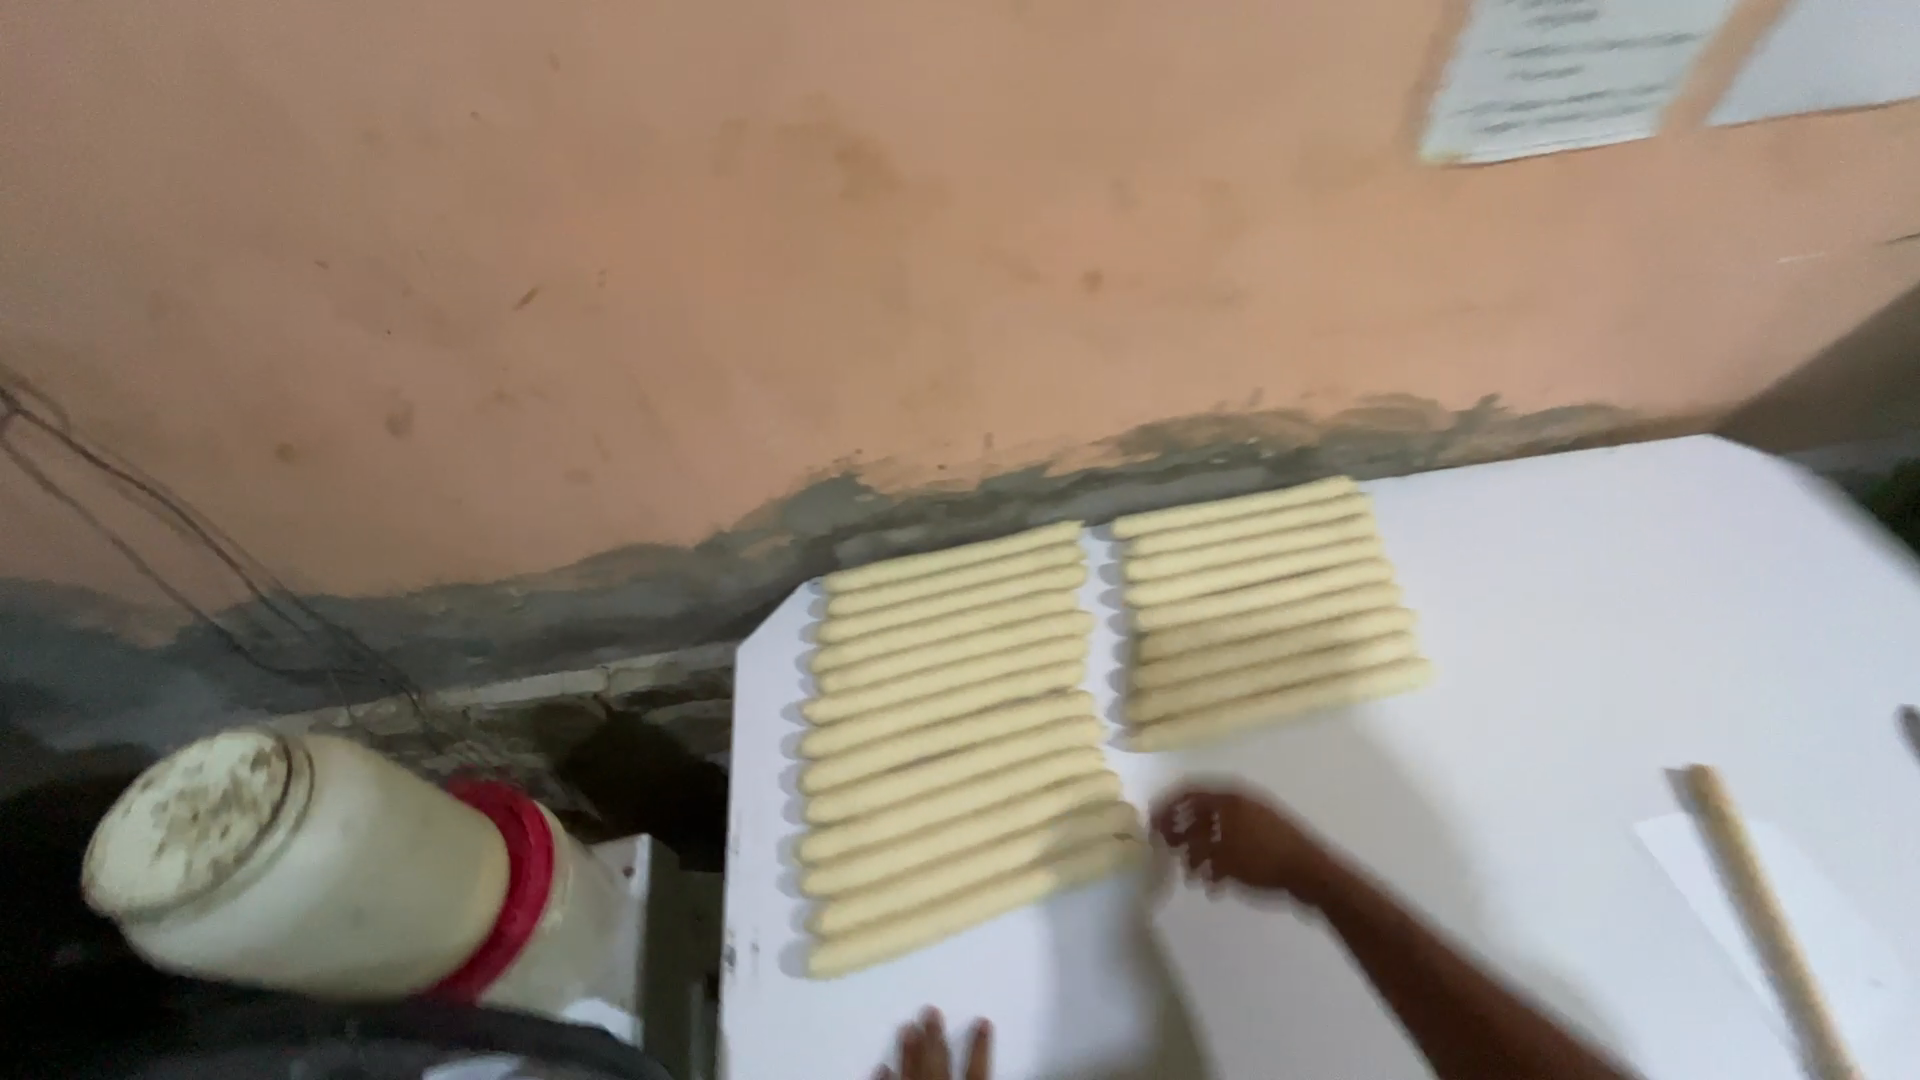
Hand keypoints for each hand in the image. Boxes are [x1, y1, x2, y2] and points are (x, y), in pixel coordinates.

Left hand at [876, 1008, 990, 1079]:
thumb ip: (993, 1077)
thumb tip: (1017, 1064)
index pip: (977, 1072)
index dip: (980, 1047)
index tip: (982, 1021)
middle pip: (938, 1066)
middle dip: (934, 1037)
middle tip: (929, 1010)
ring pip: (912, 1074)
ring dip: (908, 1052)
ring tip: (905, 1026)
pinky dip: (884, 1079)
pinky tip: (881, 1066)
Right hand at [1151, 785, 1337, 900]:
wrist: (1314, 875)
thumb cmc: (1263, 858)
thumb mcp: (1221, 854)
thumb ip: (1192, 845)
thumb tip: (1171, 840)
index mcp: (1228, 798)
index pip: (1187, 793)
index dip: (1166, 807)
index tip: (1151, 826)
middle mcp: (1240, 804)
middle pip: (1200, 813)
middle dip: (1181, 834)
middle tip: (1167, 852)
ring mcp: (1255, 823)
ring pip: (1216, 834)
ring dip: (1200, 853)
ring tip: (1191, 876)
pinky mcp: (1266, 844)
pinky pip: (1232, 848)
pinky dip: (1219, 862)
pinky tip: (1215, 884)